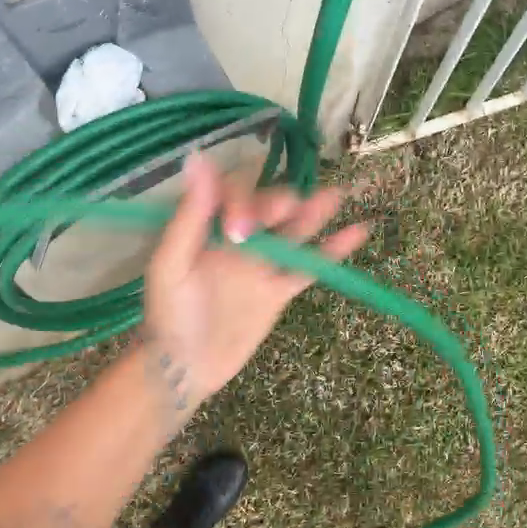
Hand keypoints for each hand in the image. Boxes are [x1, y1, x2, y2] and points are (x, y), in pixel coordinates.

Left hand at [139, 154, 367, 413]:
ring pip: (293, 230)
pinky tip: (357, 230)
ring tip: (334, 195)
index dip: (241, 199)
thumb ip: (188, 217)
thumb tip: (197, 160)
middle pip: (267, 205)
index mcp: (208, 226)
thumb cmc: (168, 315)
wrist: (183, 366)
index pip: (232, 193)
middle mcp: (237, 238)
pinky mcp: (279, 290)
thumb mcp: (170, 264)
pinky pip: (309, 266)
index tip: (239, 227)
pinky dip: (332, 249)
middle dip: (277, 202)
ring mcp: (261, 263)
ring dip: (312, 211)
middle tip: (283, 210)